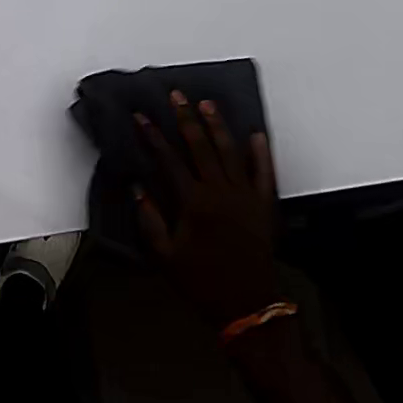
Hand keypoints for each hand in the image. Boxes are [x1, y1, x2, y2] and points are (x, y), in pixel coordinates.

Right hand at [134, 90, 284, 327]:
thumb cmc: (203, 282)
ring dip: (218, 126)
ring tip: (207, 104)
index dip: (153, 136)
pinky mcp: (264, 205)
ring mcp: (245, 196)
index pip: (169, 160)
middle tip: (177, 96)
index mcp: (193, 203)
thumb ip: (150, 219)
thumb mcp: (165, 256)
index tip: (142, 117)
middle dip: (186, 118)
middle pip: (200, 147)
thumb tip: (138, 188)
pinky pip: (263, 173)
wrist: (249, 307)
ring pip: (230, 152)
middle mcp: (219, 192)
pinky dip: (261, 152)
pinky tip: (256, 134)